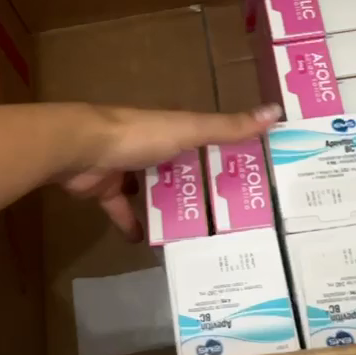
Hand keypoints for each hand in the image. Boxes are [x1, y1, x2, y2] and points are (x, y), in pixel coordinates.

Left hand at [60, 103, 280, 238]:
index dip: (221, 152)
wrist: (80, 149)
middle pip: (177, 167)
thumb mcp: (189, 130)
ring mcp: (124, 168)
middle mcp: (148, 145)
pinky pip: (121, 210)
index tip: (244, 174)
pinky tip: (148, 244)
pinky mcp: (105, 190)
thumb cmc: (138, 135)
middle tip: (223, 215)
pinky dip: (132, 224)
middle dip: (195, 186)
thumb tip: (275, 110)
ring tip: (193, 233)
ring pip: (149, 189)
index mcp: (170, 127)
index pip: (202, 137)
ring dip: (165, 206)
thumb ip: (228, 127)